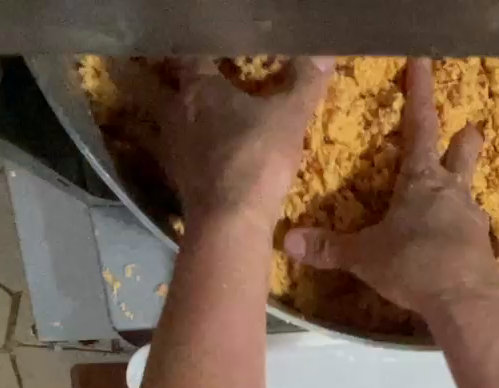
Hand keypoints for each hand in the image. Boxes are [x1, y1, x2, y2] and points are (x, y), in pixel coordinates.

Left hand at [152, 57, 332, 229]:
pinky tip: (225, 169)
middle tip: (232, 96)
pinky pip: (192, 162)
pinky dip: (206, 161)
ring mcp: (174, 151)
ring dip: (204, 129)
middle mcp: (176, 113)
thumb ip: (305, 84)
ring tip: (229, 135)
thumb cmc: (257, 160)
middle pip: (189, 92)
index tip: (231, 57)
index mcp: (198, 87)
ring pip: (187, 129)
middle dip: (208, 93)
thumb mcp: (290, 119)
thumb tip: (324, 55)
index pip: (197, 55)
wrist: (230, 223)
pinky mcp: (179, 184)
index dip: (215, 53)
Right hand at [281, 58, 498, 315]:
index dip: (419, 94)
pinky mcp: (483, 252)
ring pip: (468, 196)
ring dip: (461, 193)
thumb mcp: (366, 257)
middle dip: (462, 141)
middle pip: (461, 155)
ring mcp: (472, 222)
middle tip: (469, 129)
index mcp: (420, 180)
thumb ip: (331, 248)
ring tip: (453, 201)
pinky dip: (463, 235)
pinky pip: (471, 235)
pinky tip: (456, 247)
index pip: (419, 126)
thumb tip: (288, 240)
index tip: (421, 65)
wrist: (465, 302)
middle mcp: (451, 193)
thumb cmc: (414, 265)